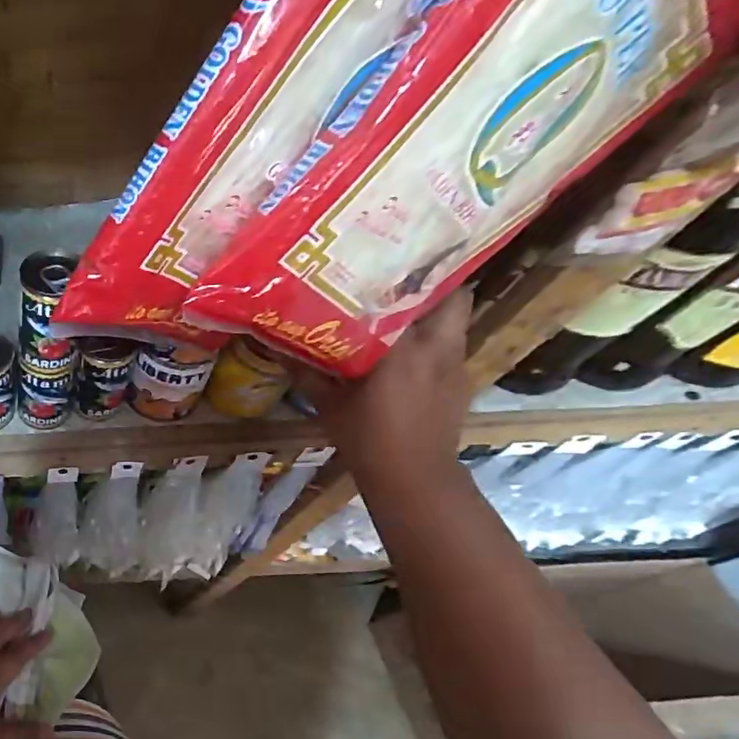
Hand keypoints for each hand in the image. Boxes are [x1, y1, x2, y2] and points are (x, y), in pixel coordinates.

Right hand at [298, 288, 472, 480]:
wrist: (412, 476)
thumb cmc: (365, 437)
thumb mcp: (328, 404)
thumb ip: (306, 372)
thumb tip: (279, 348)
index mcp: (405, 348)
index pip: (416, 293)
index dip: (404, 274)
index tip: (382, 263)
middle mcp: (439, 347)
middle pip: (455, 297)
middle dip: (431, 286)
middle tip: (395, 284)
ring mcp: (455, 364)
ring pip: (455, 321)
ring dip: (431, 313)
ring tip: (398, 313)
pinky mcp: (460, 382)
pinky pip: (450, 347)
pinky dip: (432, 341)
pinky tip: (406, 352)